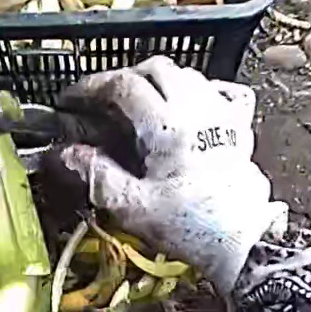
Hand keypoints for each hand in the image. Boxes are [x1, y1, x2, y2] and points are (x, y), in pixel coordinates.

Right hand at [53, 57, 285, 293]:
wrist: (241, 242)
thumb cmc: (188, 226)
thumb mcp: (132, 206)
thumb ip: (99, 174)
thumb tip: (69, 153)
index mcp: (166, 126)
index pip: (125, 85)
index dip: (93, 86)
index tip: (75, 97)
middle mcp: (196, 110)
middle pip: (156, 69)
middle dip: (125, 78)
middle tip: (105, 99)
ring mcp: (222, 115)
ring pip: (187, 75)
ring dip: (159, 81)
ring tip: (141, 104)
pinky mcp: (240, 128)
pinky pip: (221, 91)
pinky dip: (201, 91)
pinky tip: (189, 106)